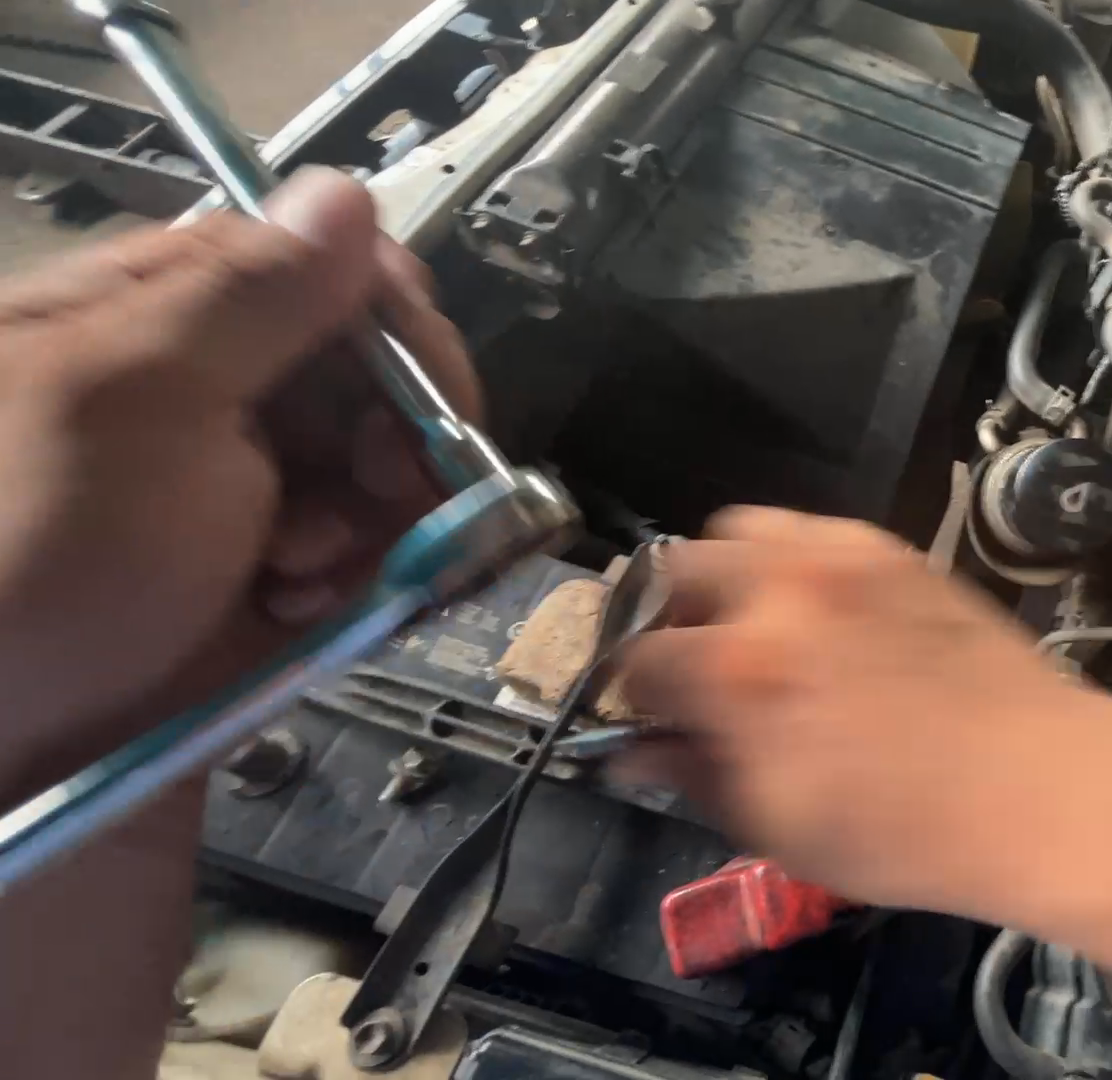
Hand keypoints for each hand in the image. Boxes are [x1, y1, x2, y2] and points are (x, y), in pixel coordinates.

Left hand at [0, 167, 477, 799]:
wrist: (1, 743)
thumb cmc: (29, 555)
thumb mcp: (129, 403)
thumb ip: (248, 298)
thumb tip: (351, 190)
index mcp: (183, 315)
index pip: (352, 278)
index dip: (412, 336)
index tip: (435, 408)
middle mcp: (244, 384)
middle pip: (399, 379)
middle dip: (406, 446)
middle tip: (372, 497)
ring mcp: (281, 472)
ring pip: (410, 466)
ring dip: (387, 523)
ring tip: (308, 568)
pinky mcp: (310, 545)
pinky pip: (396, 535)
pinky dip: (375, 570)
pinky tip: (307, 595)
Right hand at [614, 507, 1111, 915]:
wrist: (1041, 784)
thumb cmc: (911, 832)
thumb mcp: (782, 829)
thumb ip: (696, 777)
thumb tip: (638, 750)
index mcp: (741, 671)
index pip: (637, 661)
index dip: (631, 694)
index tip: (649, 712)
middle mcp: (782, 592)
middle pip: (672, 573)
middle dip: (668, 621)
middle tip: (697, 665)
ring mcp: (842, 558)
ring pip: (739, 530)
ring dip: (727, 576)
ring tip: (753, 624)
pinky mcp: (893, 550)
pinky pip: (812, 530)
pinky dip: (791, 559)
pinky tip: (816, 605)